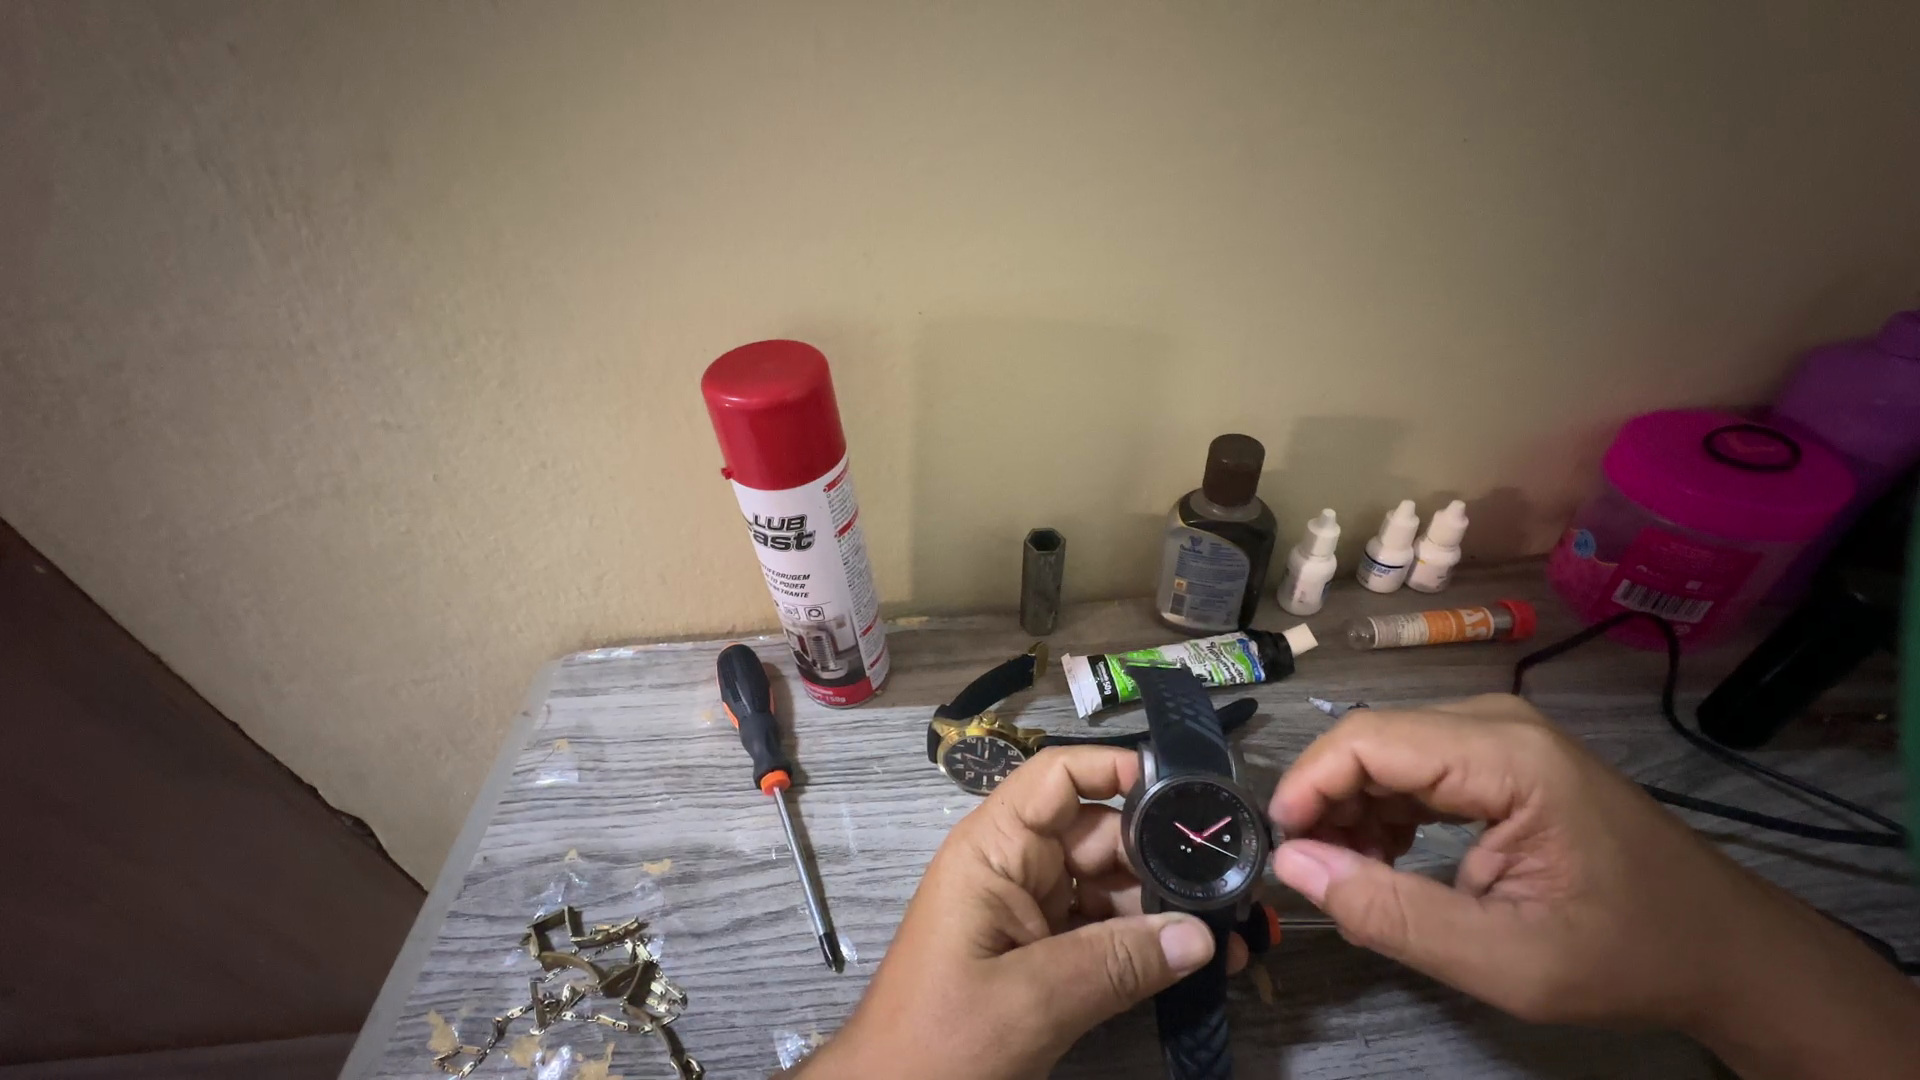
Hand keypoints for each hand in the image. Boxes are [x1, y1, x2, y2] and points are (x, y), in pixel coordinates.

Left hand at [796, 746, 1243, 1079]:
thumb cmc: (940, 1038)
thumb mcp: (1028, 1000)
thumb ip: (1115, 963)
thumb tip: (1201, 936)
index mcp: (995, 847)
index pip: (1056, 777)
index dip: (1114, 768)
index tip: (1184, 790)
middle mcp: (1018, 865)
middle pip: (1099, 832)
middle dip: (1162, 851)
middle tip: (1235, 878)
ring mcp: (1034, 907)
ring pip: (1111, 883)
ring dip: (1167, 905)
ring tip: (1237, 929)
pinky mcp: (1047, 950)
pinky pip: (1107, 930)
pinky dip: (1151, 944)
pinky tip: (1206, 960)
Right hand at [1268, 694, 1919, 1078]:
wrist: (1731, 953)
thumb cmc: (1627, 956)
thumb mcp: (1506, 961)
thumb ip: (1390, 914)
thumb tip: (1290, 865)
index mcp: (1507, 756)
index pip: (1368, 740)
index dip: (1308, 783)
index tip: (1278, 842)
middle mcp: (1493, 723)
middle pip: (1370, 741)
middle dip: (1326, 801)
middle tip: (1312, 870)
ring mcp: (1495, 734)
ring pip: (1382, 751)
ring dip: (1350, 808)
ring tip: (1348, 873)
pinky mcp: (1495, 754)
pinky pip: (1410, 766)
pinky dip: (1381, 809)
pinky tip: (1384, 856)